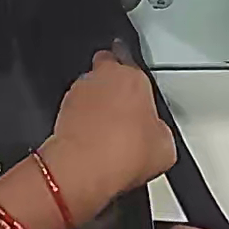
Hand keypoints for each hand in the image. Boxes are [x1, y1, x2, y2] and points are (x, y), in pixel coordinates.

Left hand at [41, 41, 175, 211]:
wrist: (85, 165)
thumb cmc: (122, 151)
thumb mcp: (165, 147)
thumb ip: (161, 129)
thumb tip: (156, 137)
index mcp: (132, 77)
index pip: (133, 62)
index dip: (136, 82)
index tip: (140, 97)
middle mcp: (103, 76)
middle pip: (107, 66)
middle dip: (113, 82)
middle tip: (122, 107)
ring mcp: (80, 89)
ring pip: (90, 85)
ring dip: (96, 99)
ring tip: (106, 127)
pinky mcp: (63, 105)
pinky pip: (76, 105)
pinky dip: (82, 115)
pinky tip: (92, 136)